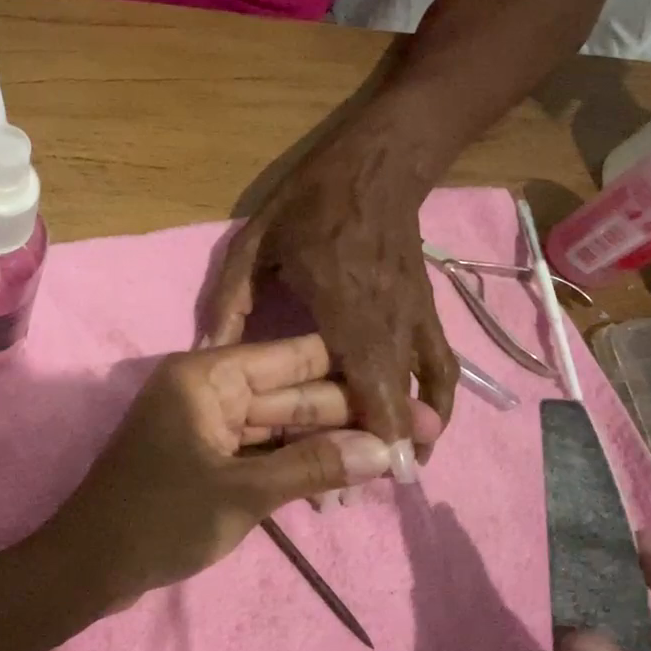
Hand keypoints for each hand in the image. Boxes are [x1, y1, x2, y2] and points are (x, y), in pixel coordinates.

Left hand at [37, 335, 439, 603]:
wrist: (89, 564)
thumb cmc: (160, 518)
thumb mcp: (243, 493)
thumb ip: (314, 466)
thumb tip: (386, 451)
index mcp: (207, 375)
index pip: (294, 357)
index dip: (355, 373)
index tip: (412, 386)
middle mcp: (208, 388)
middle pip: (293, 393)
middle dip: (354, 415)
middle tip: (429, 433)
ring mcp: (206, 423)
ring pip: (281, 424)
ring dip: (331, 444)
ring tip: (400, 462)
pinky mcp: (205, 456)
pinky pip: (262, 450)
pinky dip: (298, 464)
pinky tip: (344, 482)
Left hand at [206, 127, 457, 464]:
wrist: (378, 163)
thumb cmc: (310, 201)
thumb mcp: (253, 245)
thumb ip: (231, 299)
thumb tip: (209, 348)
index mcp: (337, 310)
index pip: (362, 381)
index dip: (373, 429)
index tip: (374, 473)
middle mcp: (383, 321)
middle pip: (393, 394)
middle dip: (390, 443)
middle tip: (377, 486)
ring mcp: (412, 316)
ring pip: (421, 384)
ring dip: (419, 427)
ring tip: (408, 468)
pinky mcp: (425, 310)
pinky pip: (440, 362)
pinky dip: (441, 395)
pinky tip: (434, 422)